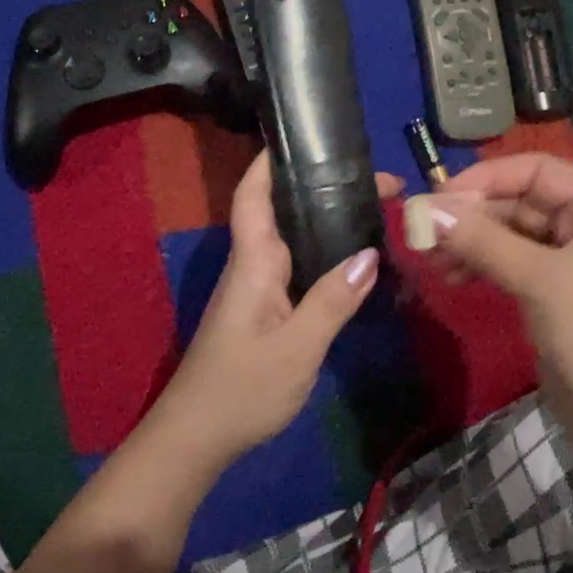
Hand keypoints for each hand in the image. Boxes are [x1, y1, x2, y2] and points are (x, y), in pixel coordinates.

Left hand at [145, 152, 401, 467]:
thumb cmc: (243, 388)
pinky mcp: (261, 312)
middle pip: (279, 211)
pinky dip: (321, 254)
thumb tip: (370, 253)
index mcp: (253, 262)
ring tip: (372, 208)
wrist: (197, 437)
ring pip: (289, 240)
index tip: (304, 135)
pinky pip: (293, 269)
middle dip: (318, 188)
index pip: (253, 195)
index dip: (270, 161)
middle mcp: (251, 266)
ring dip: (323, 221)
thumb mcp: (298, 348)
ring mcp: (254, 290)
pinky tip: (350, 260)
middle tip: (374, 179)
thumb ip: (333, 300)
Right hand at [411, 153, 572, 444]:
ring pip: (511, 235)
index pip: (537, 170)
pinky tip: (451, 277)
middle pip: (520, 201)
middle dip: (472, 214)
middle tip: (423, 233)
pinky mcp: (556, 296)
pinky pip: (512, 264)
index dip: (486, 178)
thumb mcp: (540, 281)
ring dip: (471, 241)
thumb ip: (482, 240)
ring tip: (431, 260)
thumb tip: (424, 209)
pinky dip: (481, 265)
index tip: (438, 199)